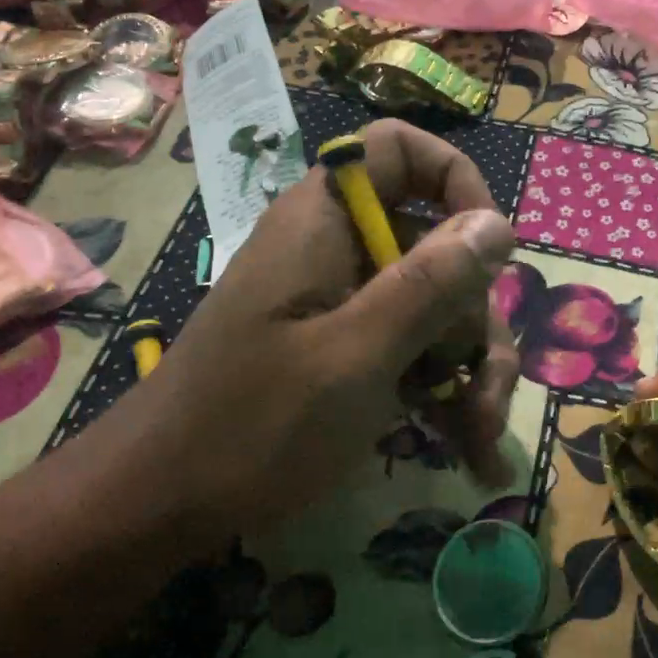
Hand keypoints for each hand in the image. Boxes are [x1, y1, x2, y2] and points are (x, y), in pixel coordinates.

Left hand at [121, 120, 519, 535]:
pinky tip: (470, 449)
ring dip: (470, 367)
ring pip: (437, 305)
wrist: (160, 507)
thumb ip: (429, 284)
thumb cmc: (254, 424)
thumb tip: (498, 224)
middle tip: (487, 390)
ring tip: (481, 436)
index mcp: (326, 222)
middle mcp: (339, 250)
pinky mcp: (346, 350)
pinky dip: (444, 391)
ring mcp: (343, 303)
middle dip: (476, 317)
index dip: (454, 181)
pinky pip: (415, 348)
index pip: (399, 150)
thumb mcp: (356, 355)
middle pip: (437, 245)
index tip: (488, 248)